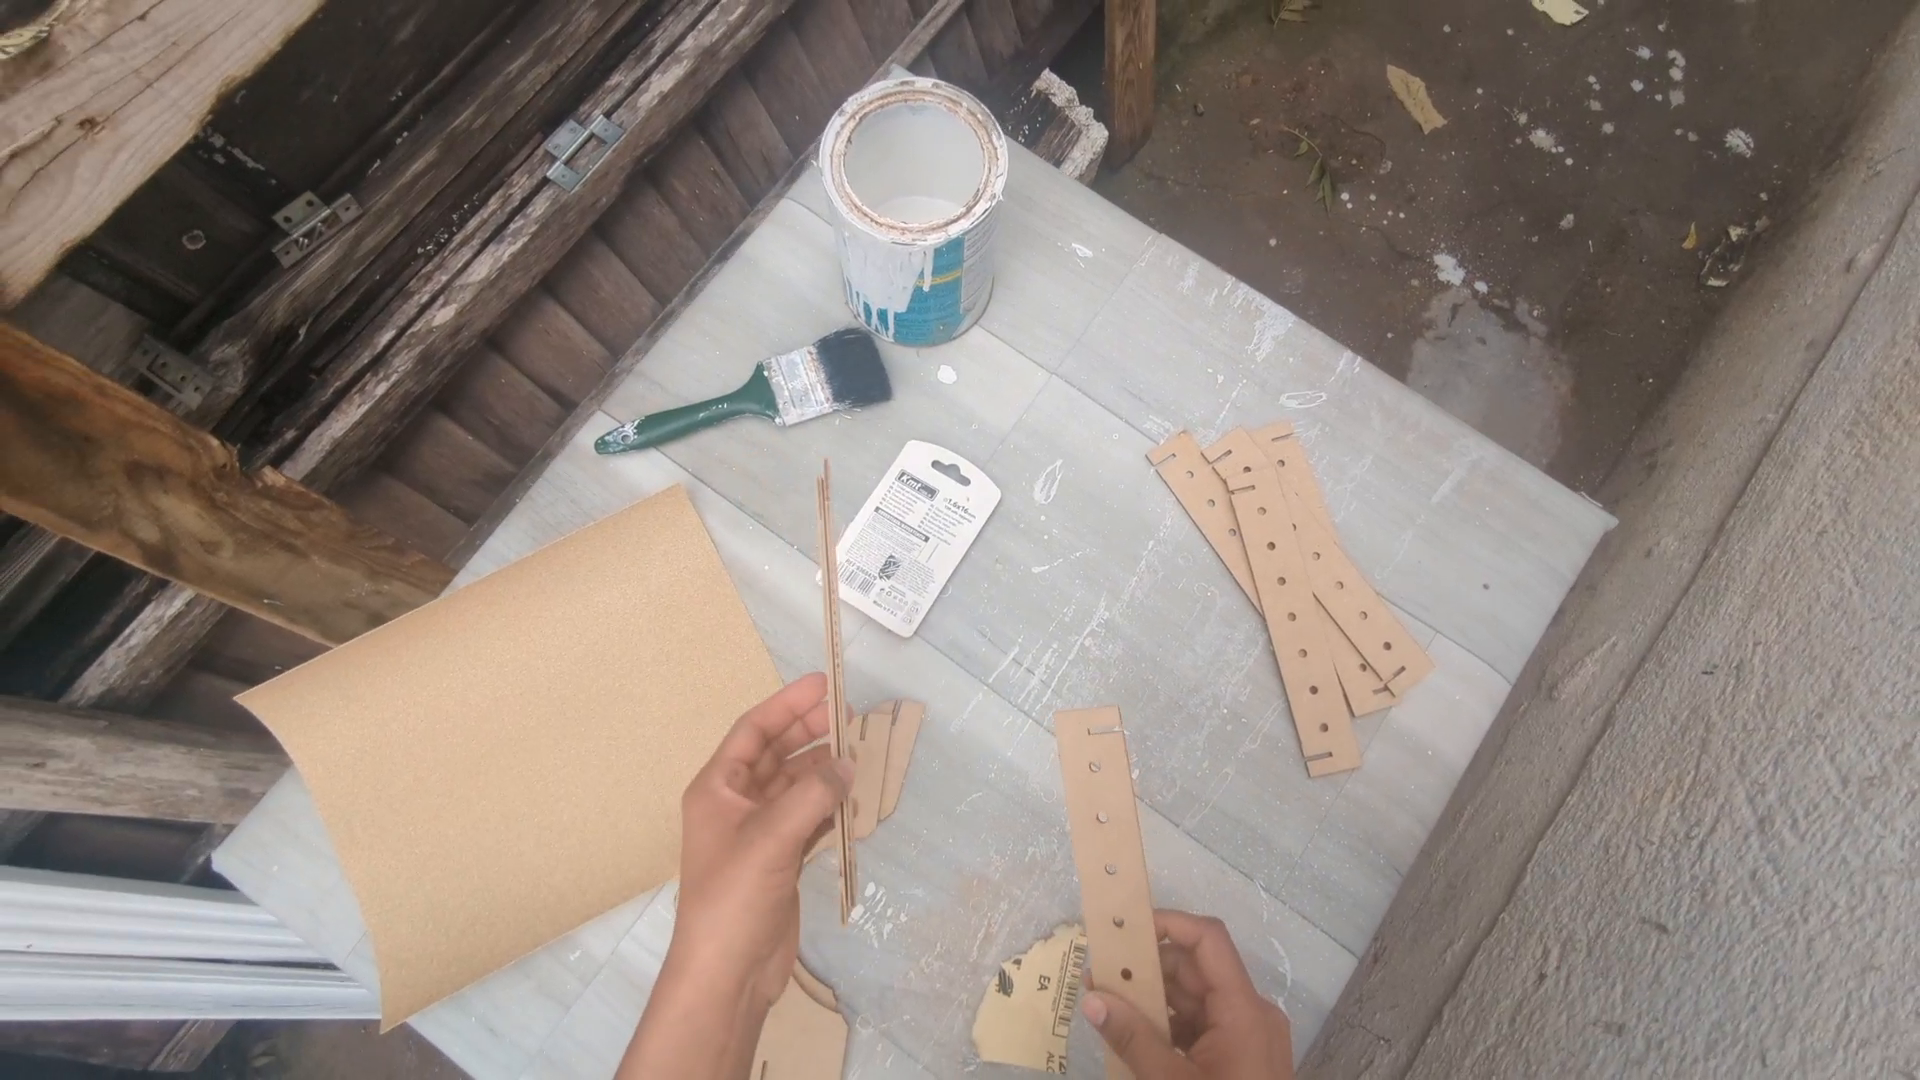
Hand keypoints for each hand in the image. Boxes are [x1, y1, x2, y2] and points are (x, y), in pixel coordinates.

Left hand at [620, 674, 852, 1079]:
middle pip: (776, 752)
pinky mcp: (778, 857)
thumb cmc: (736, 895)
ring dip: (823, 768)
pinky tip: (852, 796)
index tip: (823, 684)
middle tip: (849, 715)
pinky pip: (806, 815)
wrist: (728, 973)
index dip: (787, 704)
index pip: (753, 730)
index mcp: (718, 788)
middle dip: (809, 731)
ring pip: (794, 784)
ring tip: (858, 752)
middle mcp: (735, 803)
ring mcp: (758, 831)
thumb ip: (813, 793)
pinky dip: (828, 802)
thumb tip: (849, 764)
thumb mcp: (773, 836)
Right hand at [1081, 910, 1293, 1078]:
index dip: (1167, 922)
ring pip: (1193, 997)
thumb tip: (1091, 998)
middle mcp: (1251, 1014)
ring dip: (1151, 997)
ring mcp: (1247, 1038)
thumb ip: (1132, 1038)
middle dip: (1146, 966)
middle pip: (1194, 967)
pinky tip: (1131, 1035)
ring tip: (1107, 1003)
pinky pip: (1198, 1025)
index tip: (1123, 929)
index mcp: (1244, 1010)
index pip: (1207, 939)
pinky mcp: (1239, 1060)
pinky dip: (1166, 1024)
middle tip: (1101, 973)